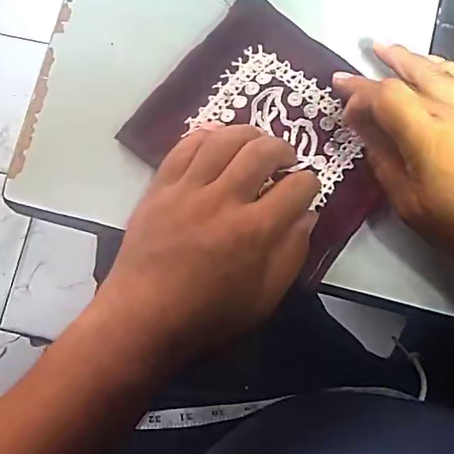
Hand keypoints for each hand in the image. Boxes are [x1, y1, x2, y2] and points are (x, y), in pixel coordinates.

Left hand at [86, 125, 318, 369]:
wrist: (142, 318)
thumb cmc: (208, 316)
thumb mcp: (264, 298)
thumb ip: (291, 253)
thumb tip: (307, 215)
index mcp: (254, 232)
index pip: (297, 187)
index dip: (310, 182)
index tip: (307, 188)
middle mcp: (223, 201)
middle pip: (262, 151)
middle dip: (284, 150)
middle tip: (286, 161)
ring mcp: (188, 190)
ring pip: (224, 139)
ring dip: (248, 135)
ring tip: (256, 144)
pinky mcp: (161, 187)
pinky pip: (186, 146)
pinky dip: (208, 136)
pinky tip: (218, 143)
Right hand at [334, 43, 453, 285]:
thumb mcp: (411, 206)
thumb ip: (384, 162)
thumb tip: (366, 132)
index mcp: (431, 135)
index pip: (386, 96)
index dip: (360, 92)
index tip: (343, 94)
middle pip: (418, 71)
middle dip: (390, 59)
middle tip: (370, 49)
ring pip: (449, 69)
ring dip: (421, 58)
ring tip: (401, 51)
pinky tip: (448, 68)